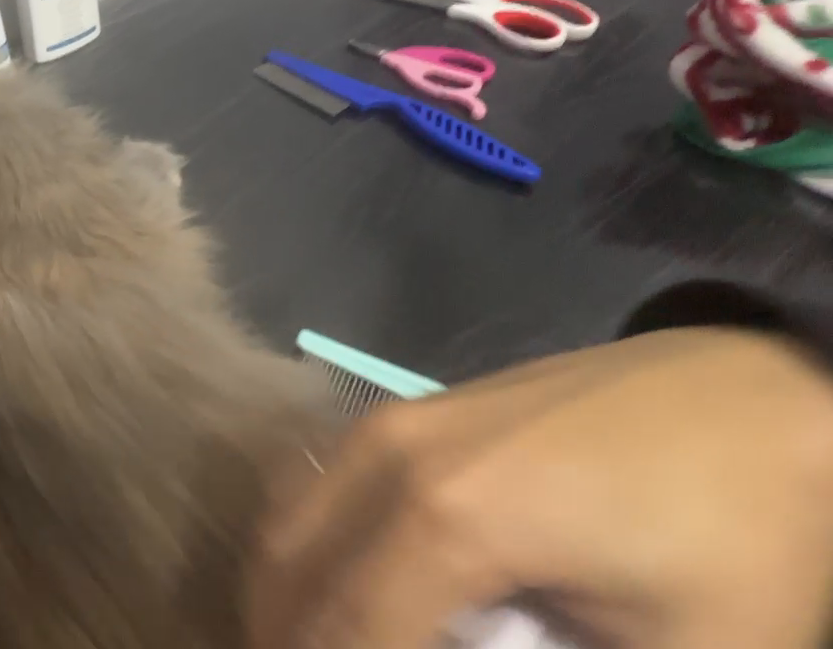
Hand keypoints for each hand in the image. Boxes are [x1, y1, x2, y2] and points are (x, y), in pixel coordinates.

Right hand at [247, 327, 832, 648]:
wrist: (744, 400)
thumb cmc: (729, 534)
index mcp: (451, 521)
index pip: (356, 624)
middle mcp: (388, 461)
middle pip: (294, 561)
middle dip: (281, 628)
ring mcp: (384, 426)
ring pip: (290, 516)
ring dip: (284, 584)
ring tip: (297, 636)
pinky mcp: (397, 414)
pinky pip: (318, 484)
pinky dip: (305, 540)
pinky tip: (330, 574)